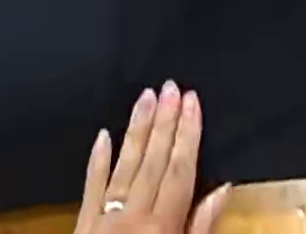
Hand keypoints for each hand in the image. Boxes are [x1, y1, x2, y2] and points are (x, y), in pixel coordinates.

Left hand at [75, 81, 229, 233]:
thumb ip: (201, 230)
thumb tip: (223, 188)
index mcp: (162, 228)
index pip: (180, 169)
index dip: (188, 132)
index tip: (193, 99)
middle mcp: (134, 217)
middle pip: (154, 160)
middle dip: (165, 121)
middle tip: (171, 85)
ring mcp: (104, 220)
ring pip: (125, 164)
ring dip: (138, 129)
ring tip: (146, 95)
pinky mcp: (81, 229)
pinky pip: (91, 188)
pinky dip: (98, 160)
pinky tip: (104, 133)